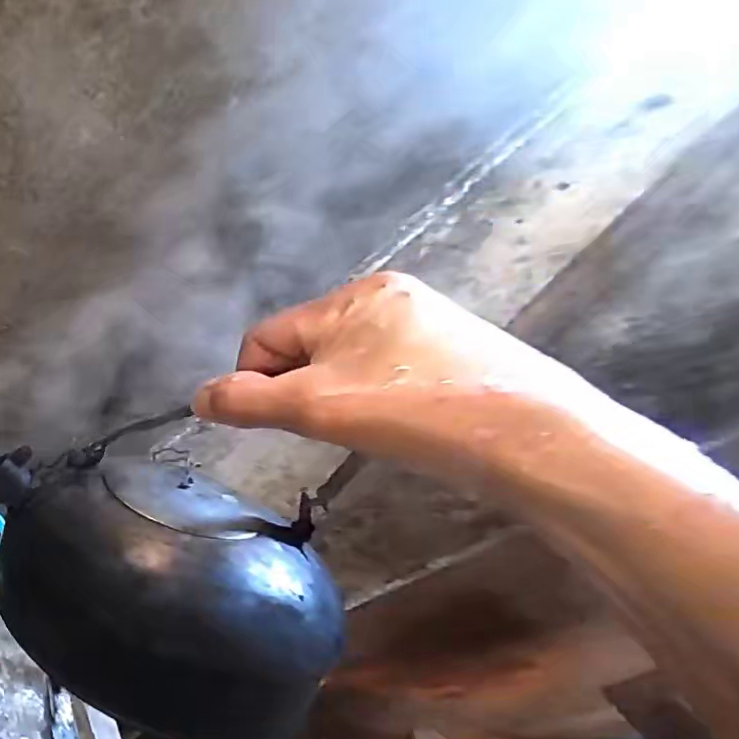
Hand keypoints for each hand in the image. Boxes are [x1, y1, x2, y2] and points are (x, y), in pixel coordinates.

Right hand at [194, 273, 611, 482]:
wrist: (540, 443)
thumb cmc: (412, 413)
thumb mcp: (310, 407)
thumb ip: (242, 400)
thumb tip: (198, 399)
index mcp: (351, 296)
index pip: (264, 338)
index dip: (255, 381)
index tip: (280, 419)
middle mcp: (388, 295)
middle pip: (300, 347)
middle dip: (296, 388)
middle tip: (325, 424)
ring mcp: (427, 321)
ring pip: (338, 362)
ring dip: (330, 396)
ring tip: (363, 426)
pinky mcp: (455, 350)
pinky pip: (380, 370)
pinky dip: (369, 397)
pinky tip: (394, 421)